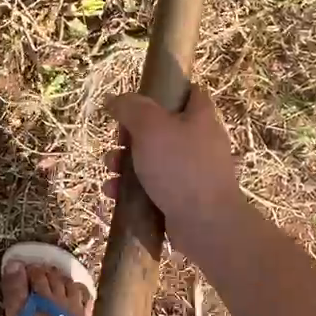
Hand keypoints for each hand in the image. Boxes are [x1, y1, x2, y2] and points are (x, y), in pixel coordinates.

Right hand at [104, 87, 242, 238]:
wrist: (206, 225)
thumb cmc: (180, 167)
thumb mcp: (150, 127)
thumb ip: (131, 108)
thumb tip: (115, 99)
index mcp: (200, 117)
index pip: (189, 92)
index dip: (165, 90)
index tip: (139, 97)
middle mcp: (199, 142)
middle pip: (161, 128)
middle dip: (131, 135)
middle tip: (118, 141)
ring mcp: (192, 172)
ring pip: (152, 159)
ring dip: (125, 163)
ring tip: (110, 170)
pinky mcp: (182, 198)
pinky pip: (152, 187)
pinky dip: (131, 189)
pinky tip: (113, 193)